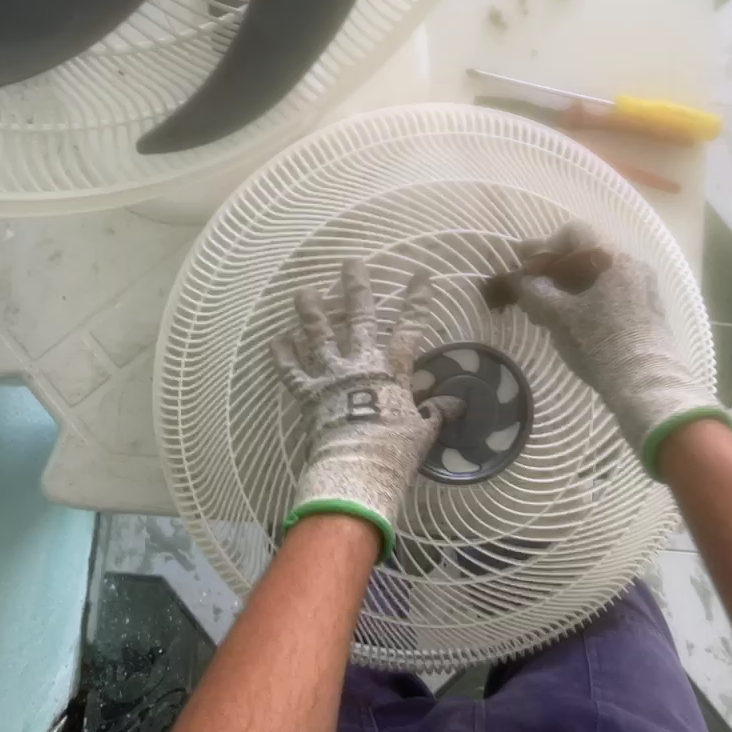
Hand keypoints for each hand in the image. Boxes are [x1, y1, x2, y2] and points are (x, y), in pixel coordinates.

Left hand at [270, 259, 439, 559]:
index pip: (409, 327)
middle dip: (356, 288)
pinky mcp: (309, 393)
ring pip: (319, 335)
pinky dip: (283, 355)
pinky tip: (275, 338)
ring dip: (311, 311)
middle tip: (351, 263)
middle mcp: (360, 362)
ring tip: (304, 290)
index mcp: (392, 369)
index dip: (416, 300)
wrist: (358, 468)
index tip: (421, 275)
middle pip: (359, 318)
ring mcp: (332, 375)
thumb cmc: (394, 449)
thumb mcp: (422, 430)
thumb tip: (456, 403)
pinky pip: (292, 370)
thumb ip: (436, 412)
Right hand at [506, 221, 730, 477]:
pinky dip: (588, 299)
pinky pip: (612, 294)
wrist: (645, 385)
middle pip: (588, 254)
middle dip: (555, 268)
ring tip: (546, 308)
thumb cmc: (599, 343)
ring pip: (599, 276)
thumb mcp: (558, 316)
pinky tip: (571, 321)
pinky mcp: (649, 313)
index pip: (576, 232)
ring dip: (570, 285)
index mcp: (615, 258)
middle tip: (531, 286)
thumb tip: (519, 281)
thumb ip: (534, 292)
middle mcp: (634, 266)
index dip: (546, 245)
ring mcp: (645, 290)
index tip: (528, 267)